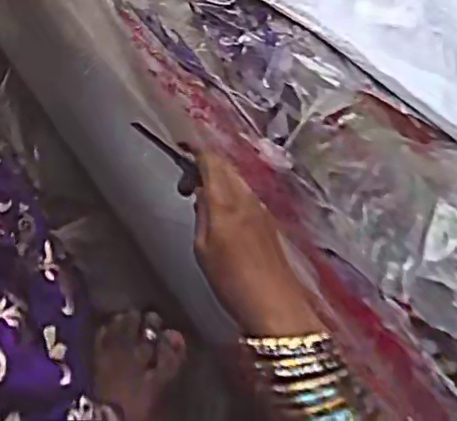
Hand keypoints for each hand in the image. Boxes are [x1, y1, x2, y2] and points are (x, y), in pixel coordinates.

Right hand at [188, 146, 321, 336]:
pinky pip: (245, 192)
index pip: (210, 159)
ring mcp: (260, 206)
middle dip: (204, 163)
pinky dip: (230, 190)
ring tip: (202, 199)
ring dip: (218, 177)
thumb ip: (201, 212)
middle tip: (186, 183)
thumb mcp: (203, 248)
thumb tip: (200, 191)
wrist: (276, 308)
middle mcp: (245, 195)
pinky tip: (223, 213)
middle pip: (224, 164)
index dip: (194, 149)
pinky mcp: (268, 219)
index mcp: (225, 199)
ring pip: (235, 177)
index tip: (180, 149)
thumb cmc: (231, 281)